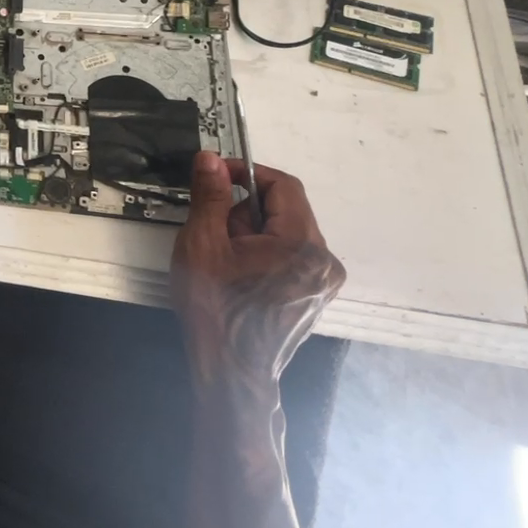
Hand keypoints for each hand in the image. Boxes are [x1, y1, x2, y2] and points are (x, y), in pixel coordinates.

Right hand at [171, 152, 345, 392]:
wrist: (230, 369)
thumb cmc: (215, 304)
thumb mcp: (202, 243)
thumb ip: (210, 197)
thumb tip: (211, 158)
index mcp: (303, 244)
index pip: (283, 185)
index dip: (246, 172)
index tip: (212, 176)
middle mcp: (325, 260)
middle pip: (285, 209)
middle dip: (243, 208)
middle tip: (209, 228)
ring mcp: (324, 281)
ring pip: (285, 233)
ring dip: (250, 231)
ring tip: (220, 255)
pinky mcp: (314, 295)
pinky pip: (290, 255)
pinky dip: (261, 250)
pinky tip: (236, 272)